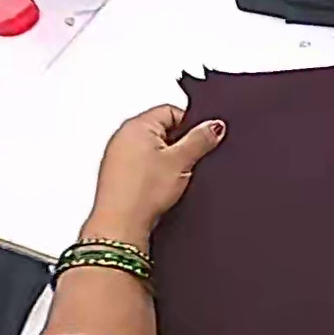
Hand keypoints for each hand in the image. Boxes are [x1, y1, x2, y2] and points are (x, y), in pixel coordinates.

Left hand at [85, 105, 224, 242]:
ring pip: (155, 148)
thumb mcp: (181, 161)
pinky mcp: (120, 173)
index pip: (172, 110)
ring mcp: (119, 155)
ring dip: (168, 160)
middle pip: (164, 129)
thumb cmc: (141, 191)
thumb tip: (214, 126)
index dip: (191, 125)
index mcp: (137, 125)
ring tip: (172, 176)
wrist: (121, 223)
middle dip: (180, 144)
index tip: (201, 141)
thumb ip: (200, 139)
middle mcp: (123, 136)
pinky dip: (157, 172)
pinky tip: (161, 186)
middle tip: (187, 161)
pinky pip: (146, 164)